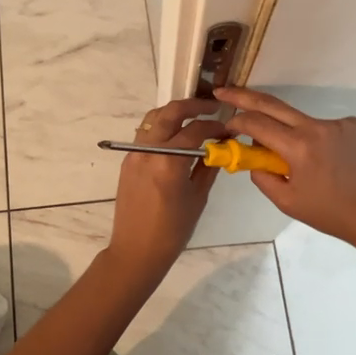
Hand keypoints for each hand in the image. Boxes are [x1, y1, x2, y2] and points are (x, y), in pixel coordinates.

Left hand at [107, 98, 227, 271]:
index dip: (214, 126)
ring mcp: (134, 153)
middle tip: (212, 107)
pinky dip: (161, 126)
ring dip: (174, 112)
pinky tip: (175, 135)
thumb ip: (208, 167)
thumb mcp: (198, 197)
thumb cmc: (173, 230)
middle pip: (170, 112)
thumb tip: (219, 146)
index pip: (195, 130)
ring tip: (194, 116)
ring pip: (153, 118)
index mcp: (169, 161)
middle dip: (193, 105)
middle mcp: (149, 150)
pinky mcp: (127, 159)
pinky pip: (144, 133)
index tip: (228, 129)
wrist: (136, 249)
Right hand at [214, 87, 355, 250]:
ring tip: (307, 167)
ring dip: (291, 134)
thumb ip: (262, 176)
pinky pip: (324, 128)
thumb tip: (255, 158)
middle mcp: (318, 127)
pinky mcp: (355, 125)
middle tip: (223, 92)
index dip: (237, 122)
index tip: (226, 125)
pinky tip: (331, 165)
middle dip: (244, 98)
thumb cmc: (333, 215)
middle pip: (272, 104)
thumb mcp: (287, 202)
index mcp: (299, 147)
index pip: (256, 123)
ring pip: (302, 122)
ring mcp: (339, 123)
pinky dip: (318, 141)